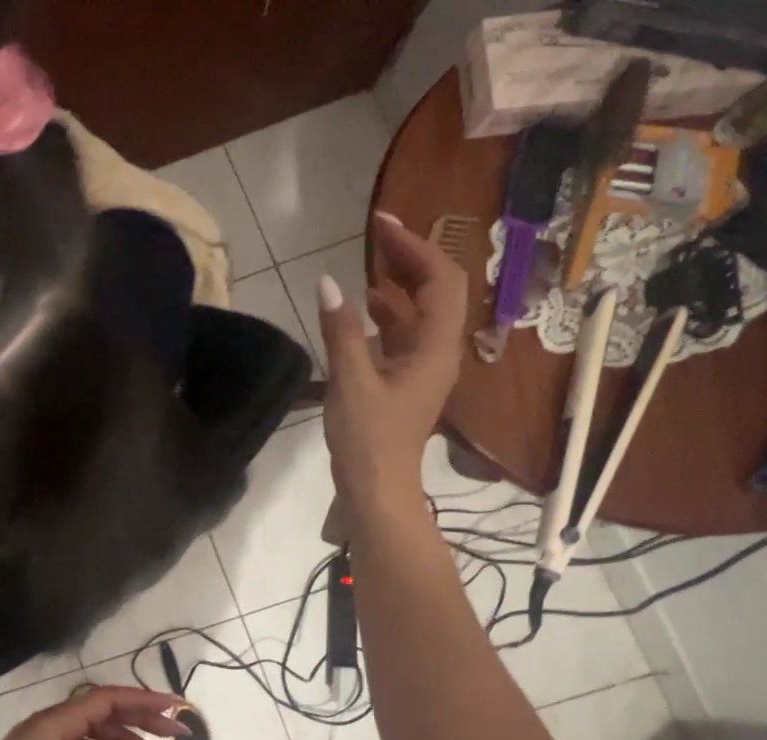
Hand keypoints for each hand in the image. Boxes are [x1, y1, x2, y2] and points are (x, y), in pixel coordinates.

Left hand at [0, 686, 188, 739]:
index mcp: (56, 722)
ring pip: (92, 724)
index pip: (107, 699)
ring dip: (124, 732)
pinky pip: (80, 739)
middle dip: (141, 716)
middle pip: (103, 708)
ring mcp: (44, 734)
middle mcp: (52, 720)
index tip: (177, 707)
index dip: (144, 699)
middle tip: (178, 734)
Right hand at [318, 212, 468, 511]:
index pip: (438, 280)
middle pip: (437, 289)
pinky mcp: (408, 380)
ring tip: (370, 261)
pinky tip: (365, 307)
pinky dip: (389, 312)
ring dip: (400, 282)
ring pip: (422, 310)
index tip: (380, 224)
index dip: (413, 247)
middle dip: (409, 257)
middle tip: (375, 234)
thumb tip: (326, 282)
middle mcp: (439, 350)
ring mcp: (425, 366)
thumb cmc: (368, 438)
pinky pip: (406, 333)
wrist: (378, 488)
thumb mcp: (351, 382)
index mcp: (435, 347)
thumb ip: (341, 331)